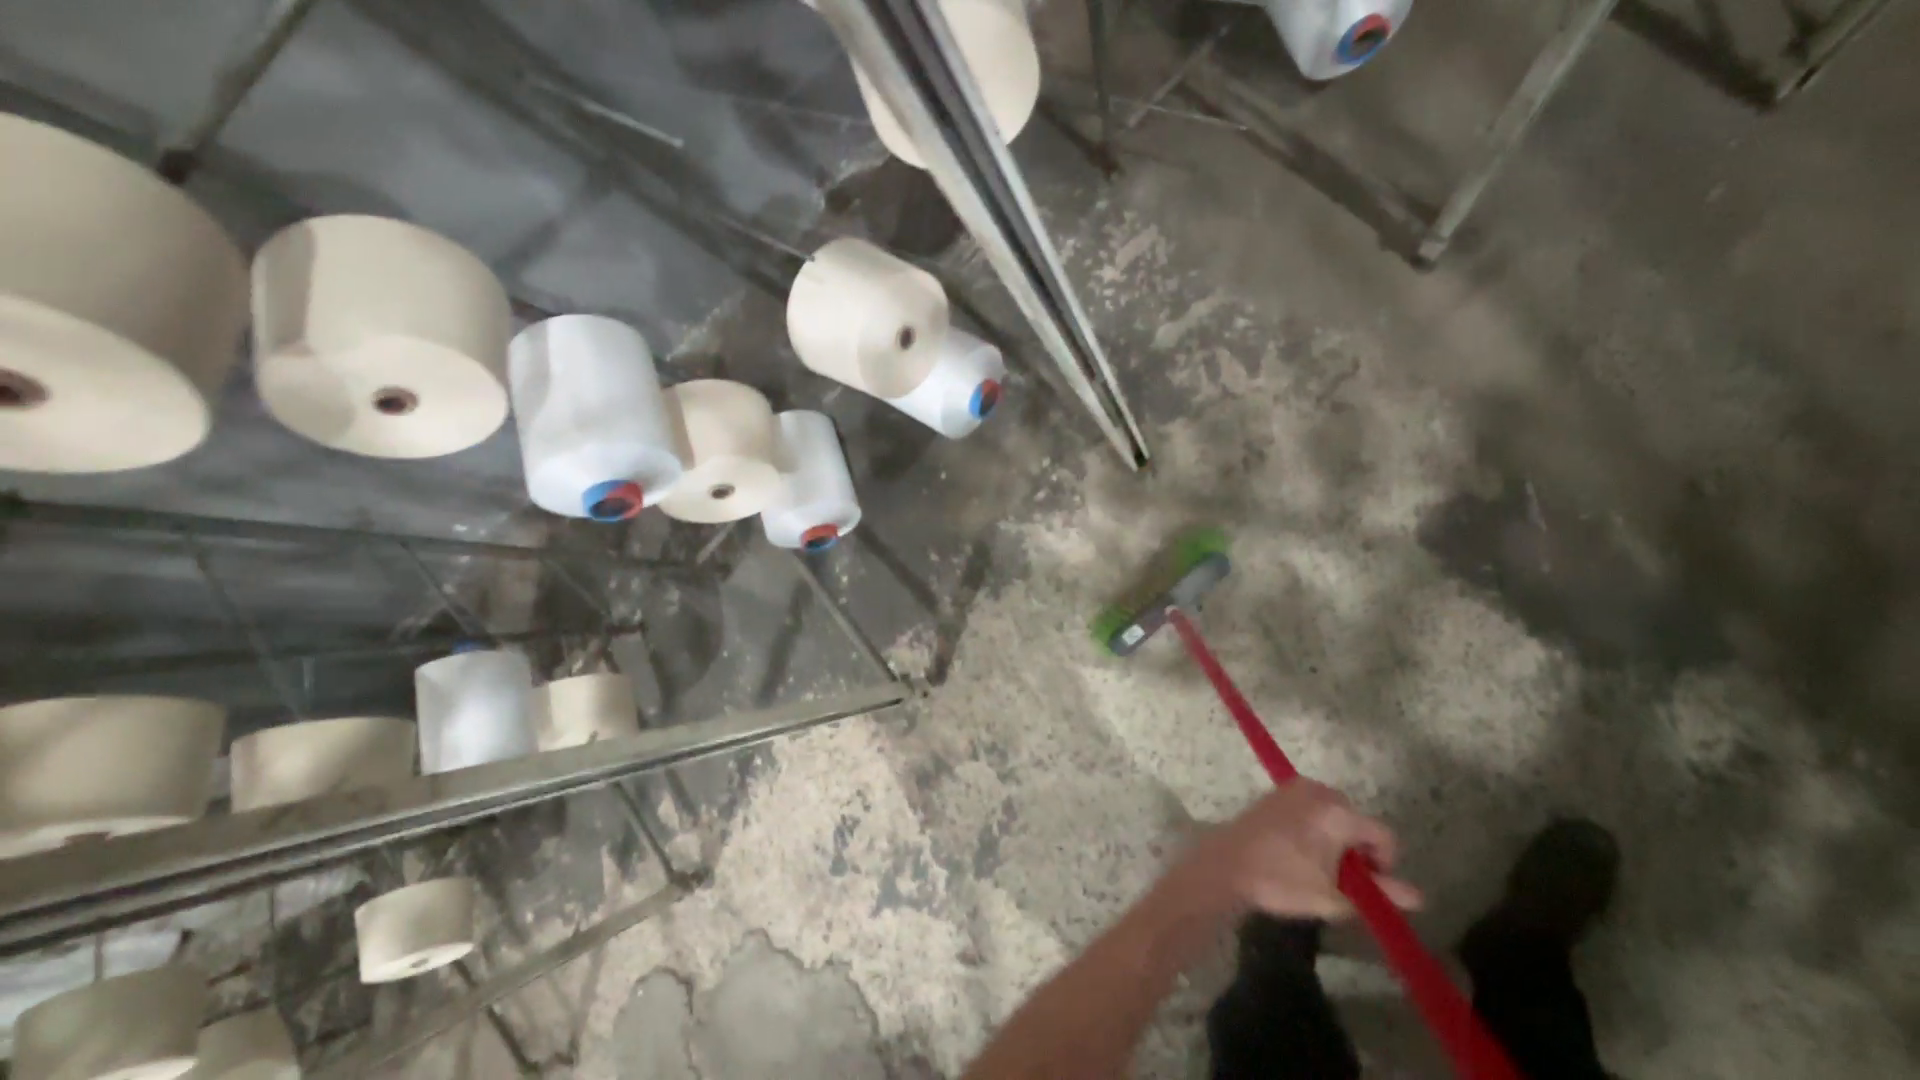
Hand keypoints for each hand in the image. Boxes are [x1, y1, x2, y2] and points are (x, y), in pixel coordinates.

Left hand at [1188, 780, 1422, 918]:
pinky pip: (1309, 809)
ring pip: (1333, 814)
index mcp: (1338, 812)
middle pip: (1357, 821)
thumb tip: (1418, 899)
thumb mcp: (1334, 896)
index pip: (1383, 835)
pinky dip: (1314, 827)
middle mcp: (1319, 791)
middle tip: (1343, 878)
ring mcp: (1293, 789)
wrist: (1224, 866)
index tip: (1370, 886)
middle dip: (1357, 849)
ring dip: (1335, 838)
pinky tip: (1298, 852)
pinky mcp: (1274, 794)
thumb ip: (1379, 896)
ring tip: (1319, 867)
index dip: (1384, 863)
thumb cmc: (1280, 880)